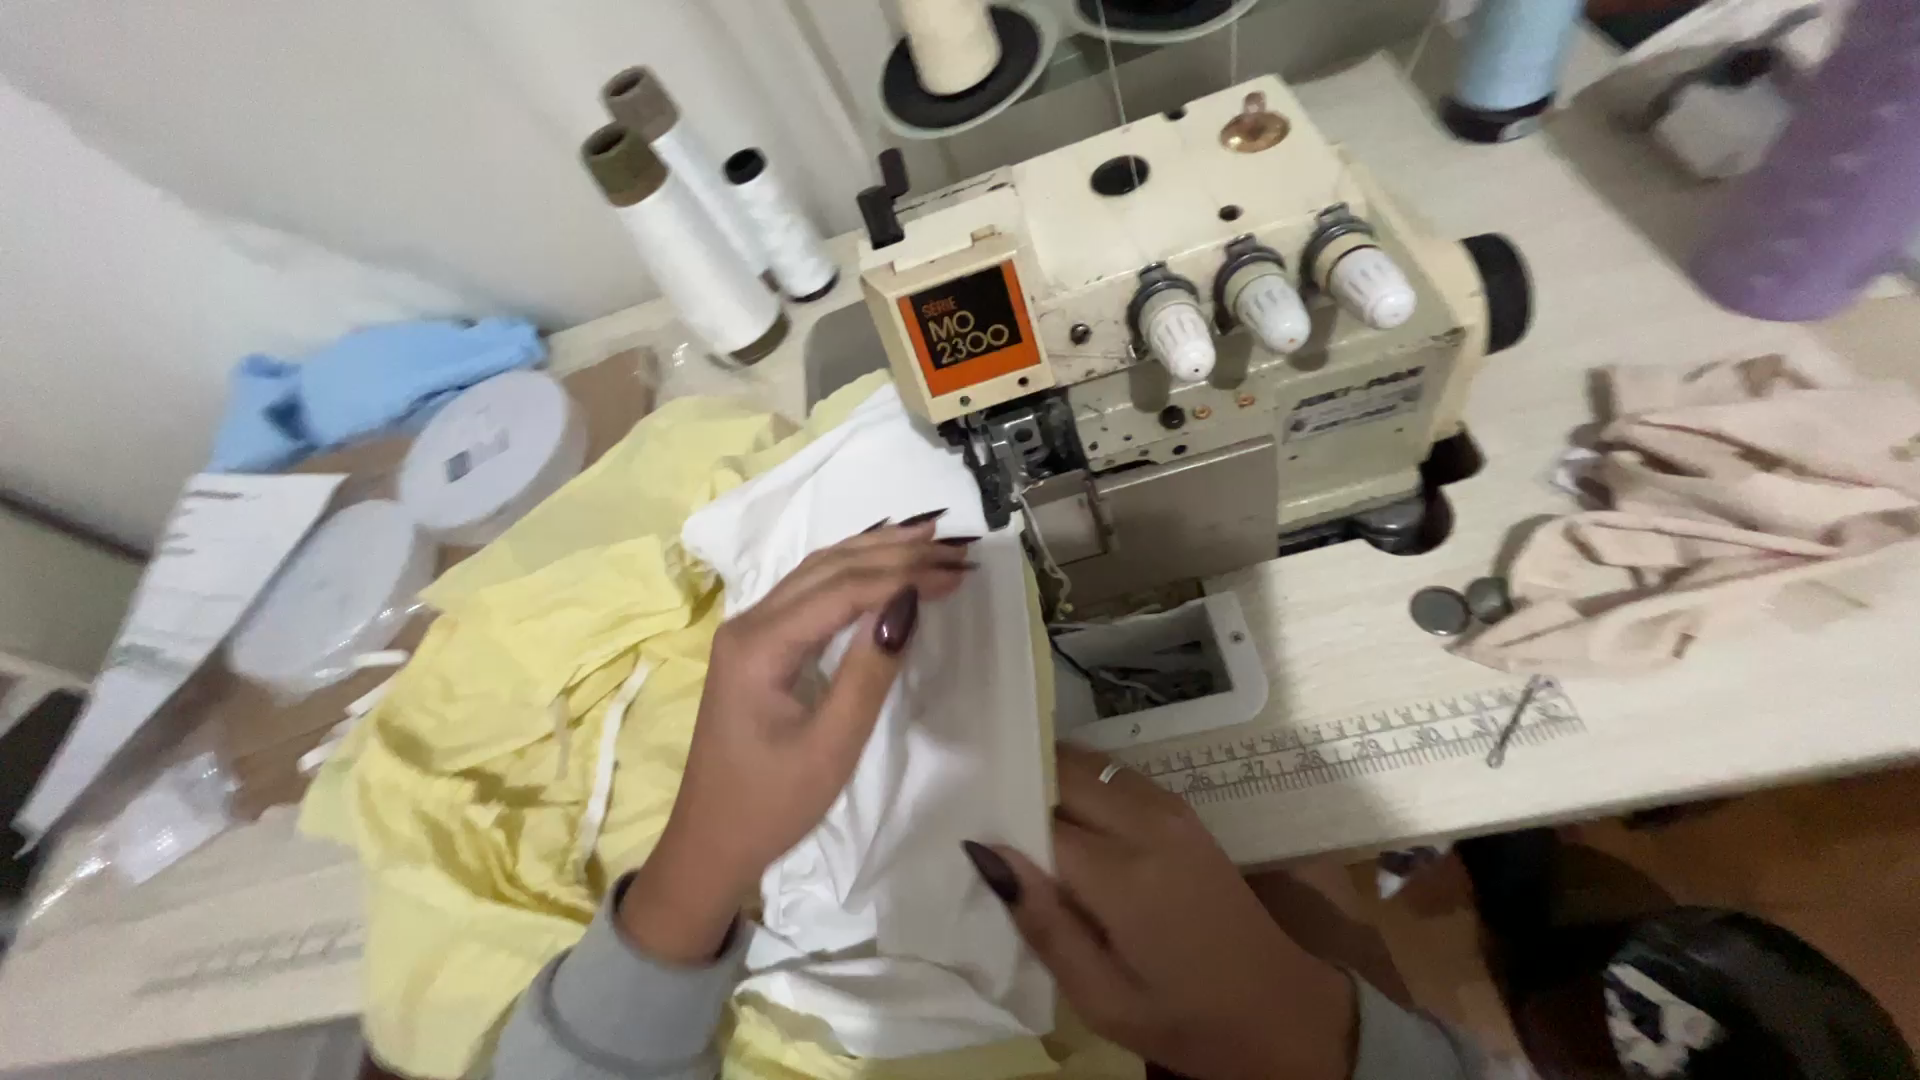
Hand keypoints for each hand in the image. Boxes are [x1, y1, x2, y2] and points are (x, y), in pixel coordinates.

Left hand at [619, 513, 975, 963]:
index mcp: (759, 645)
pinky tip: (878, 558)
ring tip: (928, 536)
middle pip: (829, 568)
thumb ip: (869, 671)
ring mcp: (750, 631)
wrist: (711, 844)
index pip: (842, 589)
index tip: (958, 568)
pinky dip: (852, 570)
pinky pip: (810, 591)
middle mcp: (749, 623)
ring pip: (818, 571)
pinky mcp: (759, 644)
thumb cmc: (772, 804)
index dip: (903, 574)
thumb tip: (908, 603)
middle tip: (954, 544)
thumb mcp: (832, 746)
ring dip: (874, 552)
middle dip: (895, 552)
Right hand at [965, 745, 1356, 1079]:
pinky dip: (1081, 782)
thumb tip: (987, 853)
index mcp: (1123, 875)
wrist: (1280, 1009)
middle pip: (1062, 772)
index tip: (965, 822)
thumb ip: (1043, 923)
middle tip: (987, 809)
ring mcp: (1167, 808)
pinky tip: (1067, 815)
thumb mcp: (1101, 998)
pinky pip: (1114, 774)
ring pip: (1087, 764)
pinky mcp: (1179, 807)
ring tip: (1020, 810)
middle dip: (1022, 783)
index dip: (999, 817)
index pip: (1038, 818)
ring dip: (1050, 777)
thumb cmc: (1183, 1017)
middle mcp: (1145, 823)